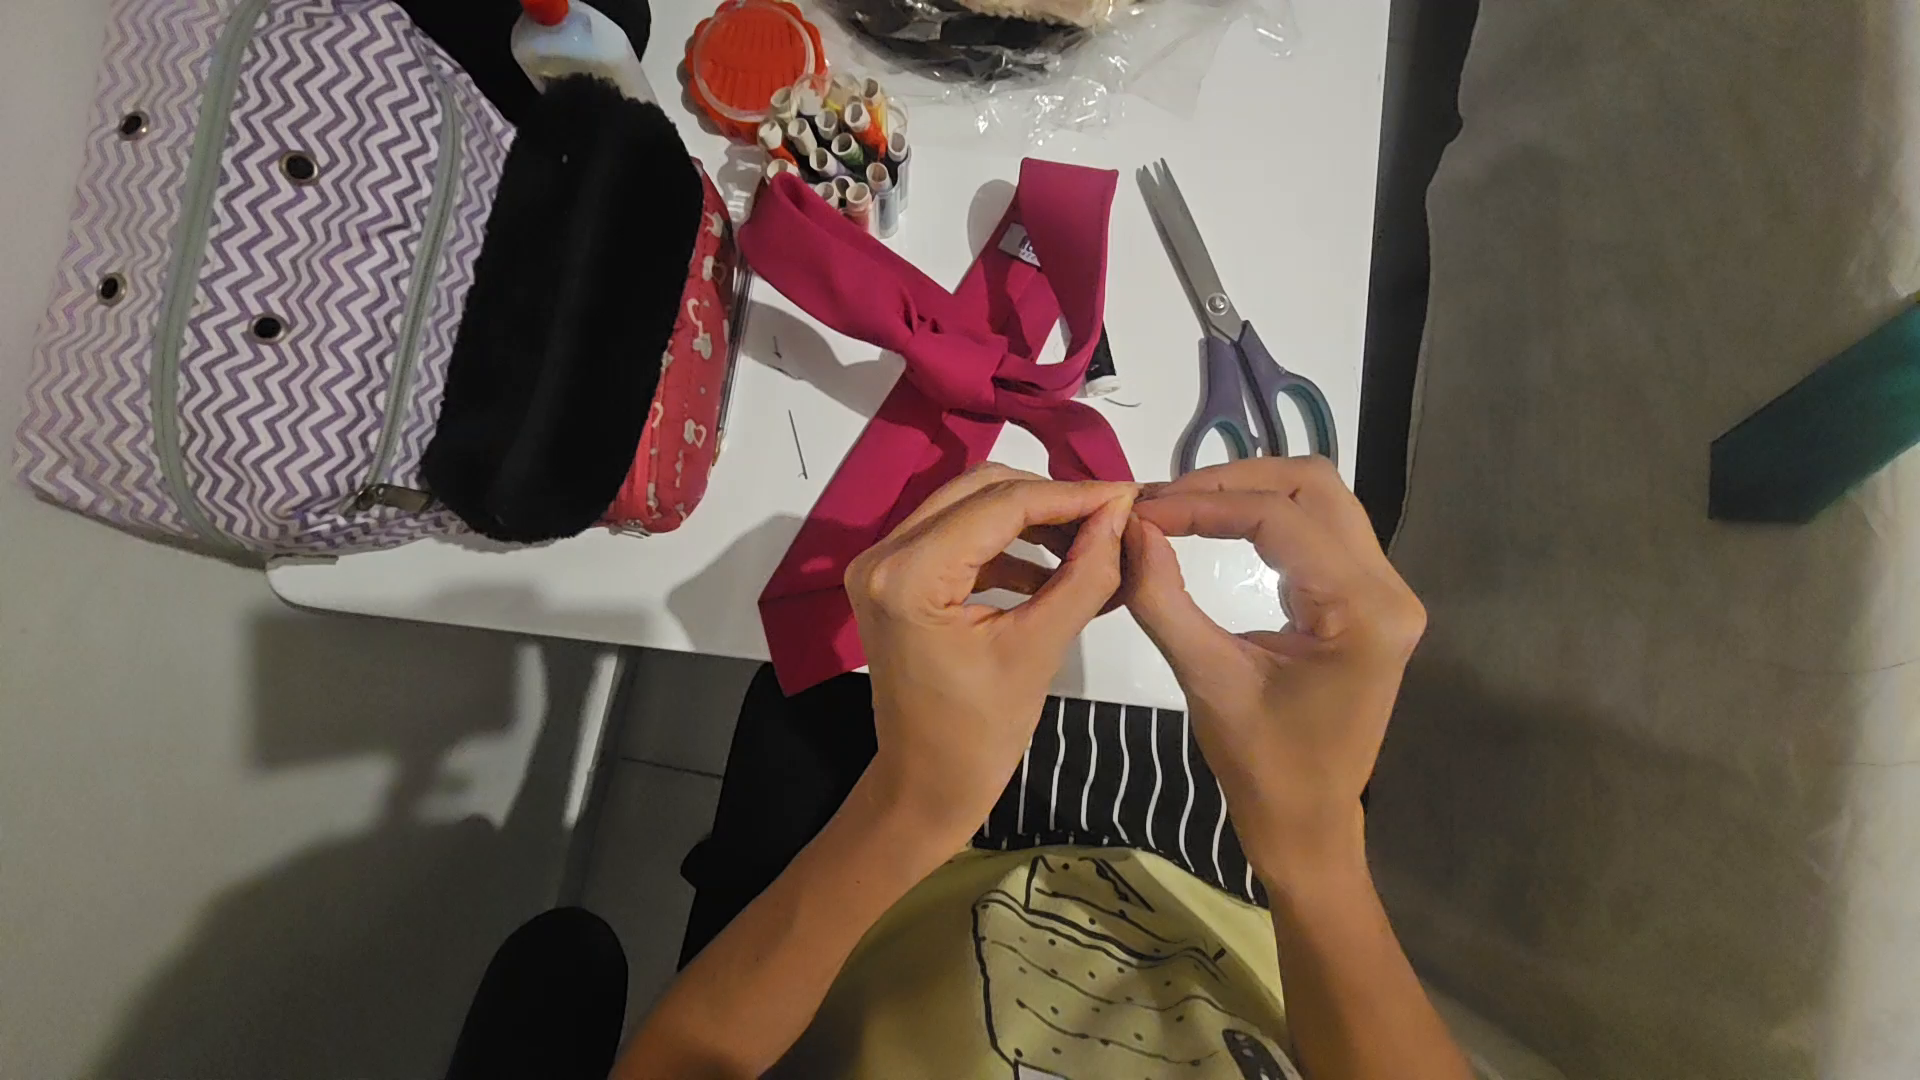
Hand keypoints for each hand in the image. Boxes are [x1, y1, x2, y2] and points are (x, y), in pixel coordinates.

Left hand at [847, 464, 1136, 847]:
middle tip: (1109, 518)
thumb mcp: (1039, 651)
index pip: (1000, 506)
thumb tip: (1120, 514)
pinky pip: (958, 538)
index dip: (1070, 495)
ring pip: (969, 508)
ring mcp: (883, 563)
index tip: (1126, 495)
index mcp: (909, 575)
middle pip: (980, 492)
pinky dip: (1006, 546)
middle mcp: (883, 554)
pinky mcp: (895, 576)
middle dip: (1049, 500)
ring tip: (1088, 544)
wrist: (926, 784)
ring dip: (1030, 520)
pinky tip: (1051, 569)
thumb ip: (1084, 575)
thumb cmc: (980, 735)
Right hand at [1123, 458, 1424, 880]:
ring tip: (1182, 506)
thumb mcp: (1204, 678)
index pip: (1278, 519)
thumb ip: (1161, 597)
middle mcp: (1388, 588)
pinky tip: (1217, 525)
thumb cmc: (1259, 763)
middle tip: (1163, 501)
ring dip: (1247, 491)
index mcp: (1362, 611)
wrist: (1306, 820)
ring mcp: (1384, 590)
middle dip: (1230, 480)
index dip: (1203, 503)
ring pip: (1318, 498)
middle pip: (1313, 486)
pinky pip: (1317, 529)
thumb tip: (1130, 527)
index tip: (1140, 511)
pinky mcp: (1365, 598)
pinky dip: (1263, 515)